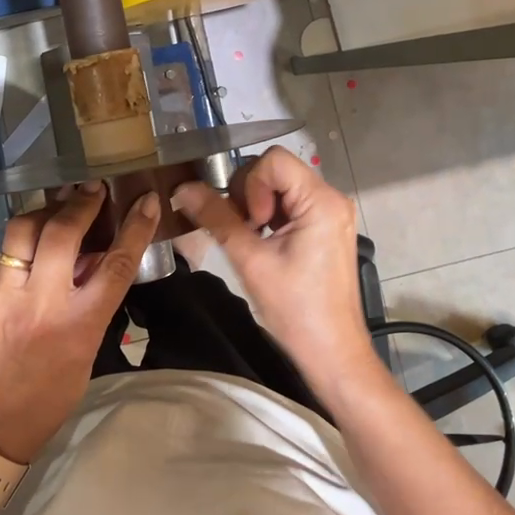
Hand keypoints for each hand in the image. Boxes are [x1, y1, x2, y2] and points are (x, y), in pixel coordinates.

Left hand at [0, 182, 158, 462]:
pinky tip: (27, 249)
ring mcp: (3, 295)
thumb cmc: (45, 399)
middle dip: (81, 203)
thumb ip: (91, 306)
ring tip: (56, 207)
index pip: (115, 264)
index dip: (135, 227)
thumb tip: (95, 262)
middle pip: (63, 232)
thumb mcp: (85, 355)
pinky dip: (19, 245)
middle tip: (92, 189)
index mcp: (77, 325)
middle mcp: (40, 303)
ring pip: (22, 230)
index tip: (146, 201)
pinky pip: (2, 254)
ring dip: (44, 211)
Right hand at [173, 147, 373, 384]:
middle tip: (246, 234)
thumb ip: (216, 218)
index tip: (252, 224)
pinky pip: (290, 205)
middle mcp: (332, 199)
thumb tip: (182, 188)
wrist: (332, 355)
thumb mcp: (250, 261)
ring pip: (279, 188)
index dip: (251, 185)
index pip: (273, 160)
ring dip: (256, 208)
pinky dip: (269, 218)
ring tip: (252, 243)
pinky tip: (264, 247)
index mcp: (322, 201)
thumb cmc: (295, 310)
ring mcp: (331, 214)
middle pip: (276, 170)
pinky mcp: (326, 229)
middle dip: (250, 196)